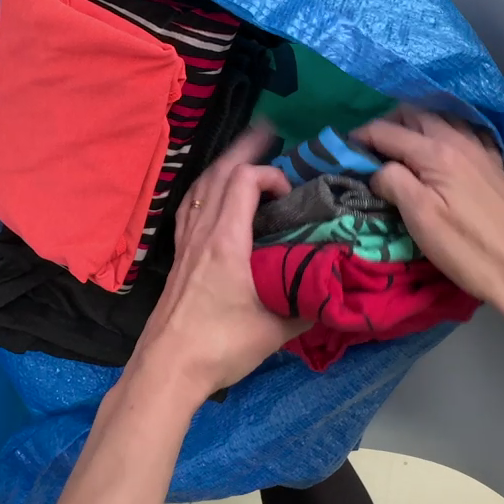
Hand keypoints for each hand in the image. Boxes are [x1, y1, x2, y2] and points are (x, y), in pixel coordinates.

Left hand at [127, 125, 308, 396]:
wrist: (167, 367)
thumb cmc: (219, 346)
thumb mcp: (275, 330)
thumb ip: (307, 305)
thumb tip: (336, 287)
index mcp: (226, 241)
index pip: (244, 182)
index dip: (270, 175)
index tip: (291, 192)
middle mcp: (203, 231)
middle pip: (220, 173)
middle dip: (245, 151)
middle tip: (268, 135)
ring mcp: (186, 241)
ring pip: (202, 186)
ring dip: (224, 166)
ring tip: (243, 156)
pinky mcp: (178, 254)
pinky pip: (191, 205)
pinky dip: (206, 189)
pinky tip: (213, 194)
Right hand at [355, 108, 503, 325]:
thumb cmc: (470, 250)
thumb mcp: (421, 219)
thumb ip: (393, 182)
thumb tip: (377, 169)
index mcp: (436, 152)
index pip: (387, 131)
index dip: (360, 137)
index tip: (340, 150)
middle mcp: (459, 142)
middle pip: (414, 115)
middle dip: (387, 124)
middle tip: (368, 149)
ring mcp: (480, 152)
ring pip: (440, 120)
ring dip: (415, 125)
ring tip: (399, 148)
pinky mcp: (494, 167)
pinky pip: (463, 133)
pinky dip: (443, 133)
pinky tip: (440, 151)